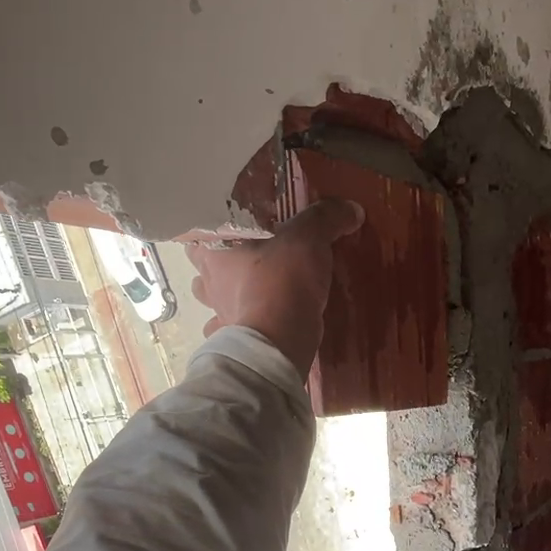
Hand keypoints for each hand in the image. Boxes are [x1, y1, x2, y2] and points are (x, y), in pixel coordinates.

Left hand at [185, 198, 364, 373]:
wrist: (280, 341)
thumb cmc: (281, 281)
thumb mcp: (309, 238)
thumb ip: (327, 219)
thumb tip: (352, 208)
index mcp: (213, 250)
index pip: (198, 233)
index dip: (212, 231)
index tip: (229, 230)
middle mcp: (208, 281)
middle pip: (203, 269)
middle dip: (217, 266)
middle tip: (243, 261)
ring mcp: (220, 314)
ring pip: (213, 302)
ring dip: (226, 298)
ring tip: (250, 293)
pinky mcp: (235, 341)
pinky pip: (232, 333)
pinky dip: (241, 329)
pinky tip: (256, 326)